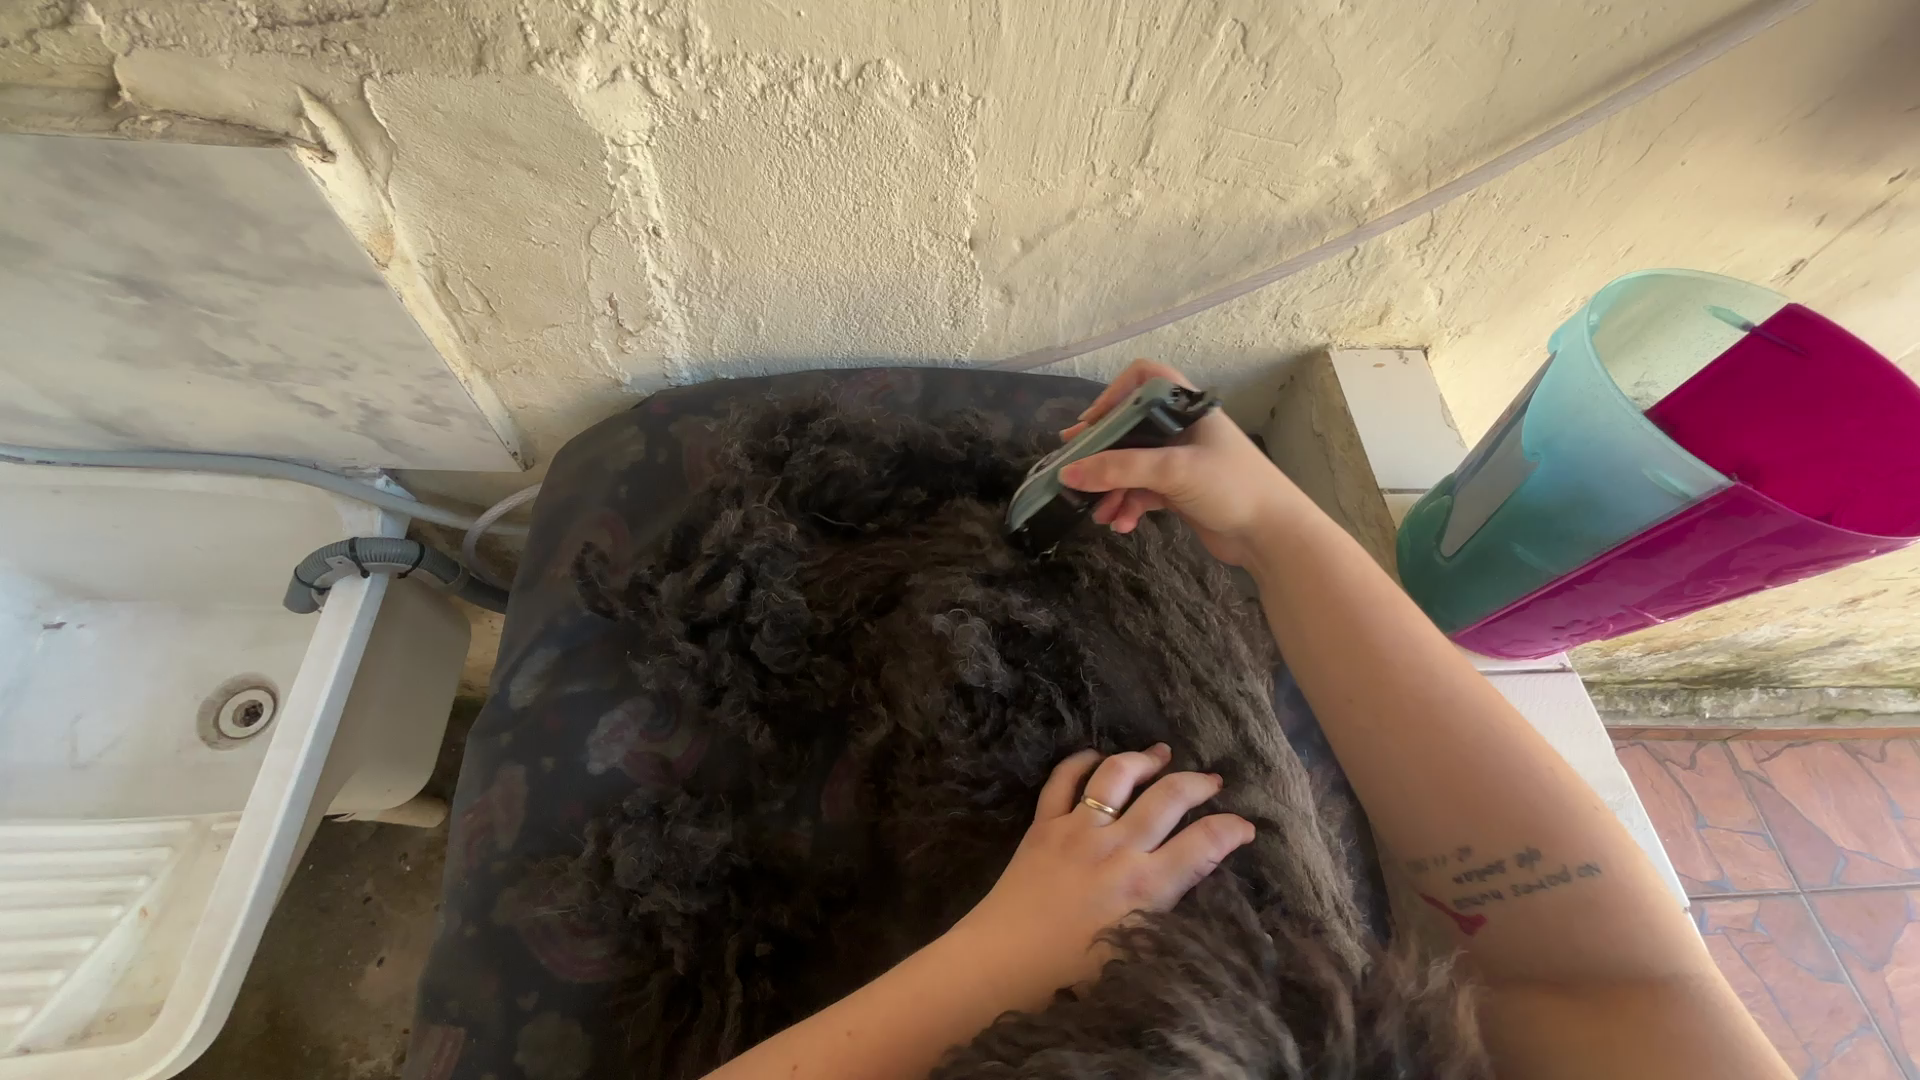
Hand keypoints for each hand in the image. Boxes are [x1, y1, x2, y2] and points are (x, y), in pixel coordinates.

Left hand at [950, 744, 1253, 998]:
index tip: (1245, 825)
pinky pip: (1062, 780)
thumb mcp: (1140, 952)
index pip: (1203, 844)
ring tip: (1161, 753)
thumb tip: (1194, 878)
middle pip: (1168, 797)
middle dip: (1198, 784)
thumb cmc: (1074, 976)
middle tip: (1213, 781)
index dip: (1231, 830)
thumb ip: (1167, 912)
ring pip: (1117, 775)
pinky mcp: (1044, 824)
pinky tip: (1095, 755)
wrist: (1005, 965)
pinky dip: (1080, 762)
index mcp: (1145, 886)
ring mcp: (1077, 829)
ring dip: (1144, 760)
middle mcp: (1116, 847)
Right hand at [1057, 359, 1308, 565]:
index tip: (1089, 425)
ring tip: (1100, 514)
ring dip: (1111, 489)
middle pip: (1128, 430)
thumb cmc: (1231, 487)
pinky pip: (1140, 492)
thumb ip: (1119, 469)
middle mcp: (1180, 430)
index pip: (1143, 380)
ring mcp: (1179, 461)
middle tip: (1070, 472)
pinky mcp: (1178, 491)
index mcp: (1185, 408)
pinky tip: (1121, 524)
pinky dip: (1127, 506)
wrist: (1272, 535)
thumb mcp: (1172, 471)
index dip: (1112, 396)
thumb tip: (1068, 473)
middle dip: (1101, 455)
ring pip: (1130, 467)